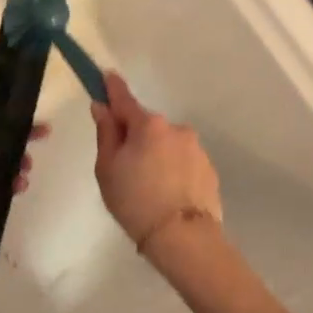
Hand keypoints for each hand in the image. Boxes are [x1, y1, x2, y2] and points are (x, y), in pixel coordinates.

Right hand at [91, 72, 221, 247]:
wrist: (182, 237)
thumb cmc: (134, 201)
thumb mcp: (107, 168)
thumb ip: (106, 134)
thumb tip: (102, 107)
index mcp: (148, 125)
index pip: (124, 100)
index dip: (112, 88)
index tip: (106, 75)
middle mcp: (175, 129)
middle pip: (147, 126)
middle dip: (135, 138)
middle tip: (123, 168)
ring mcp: (196, 148)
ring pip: (166, 145)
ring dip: (156, 156)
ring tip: (147, 189)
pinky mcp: (209, 169)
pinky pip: (182, 163)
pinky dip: (172, 171)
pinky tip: (166, 195)